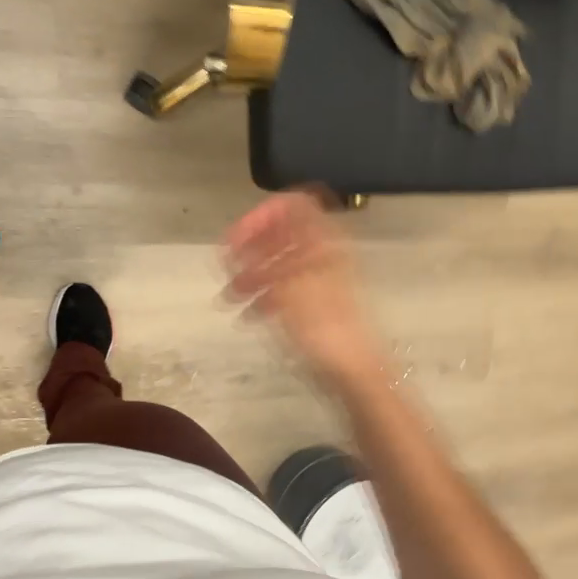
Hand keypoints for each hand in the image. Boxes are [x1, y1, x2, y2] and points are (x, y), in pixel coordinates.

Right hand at [223, 192, 387, 386]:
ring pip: (279, 266)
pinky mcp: (314, 307)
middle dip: (250, 249)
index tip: (236, 237)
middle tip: (225, 266)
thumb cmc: (322, 327)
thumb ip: (266, 257)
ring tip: (229, 297)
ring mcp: (319, 282)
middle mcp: (322, 256)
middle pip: (282, 236)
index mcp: (323, 242)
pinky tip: (246, 315)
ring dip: (250, 276)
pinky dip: (262, 299)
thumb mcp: (290, 286)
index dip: (262, 215)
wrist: (352, 371)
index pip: (293, 207)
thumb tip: (241, 241)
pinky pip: (283, 292)